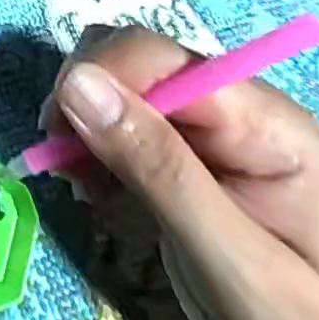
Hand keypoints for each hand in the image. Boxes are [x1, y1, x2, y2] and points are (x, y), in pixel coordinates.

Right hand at [45, 26, 318, 319]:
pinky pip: (126, 123)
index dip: (100, 76)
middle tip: (62, 161)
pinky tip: (94, 187)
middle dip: (88, 96)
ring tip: (81, 182)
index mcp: (264, 117)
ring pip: (125, 87)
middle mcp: (235, 106)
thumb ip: (159, 168)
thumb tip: (76, 81)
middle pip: (139, 61)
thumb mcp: (234, 262)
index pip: (162, 57)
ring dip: (87, 121)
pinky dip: (96, 146)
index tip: (55, 130)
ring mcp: (213, 131)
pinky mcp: (189, 157)